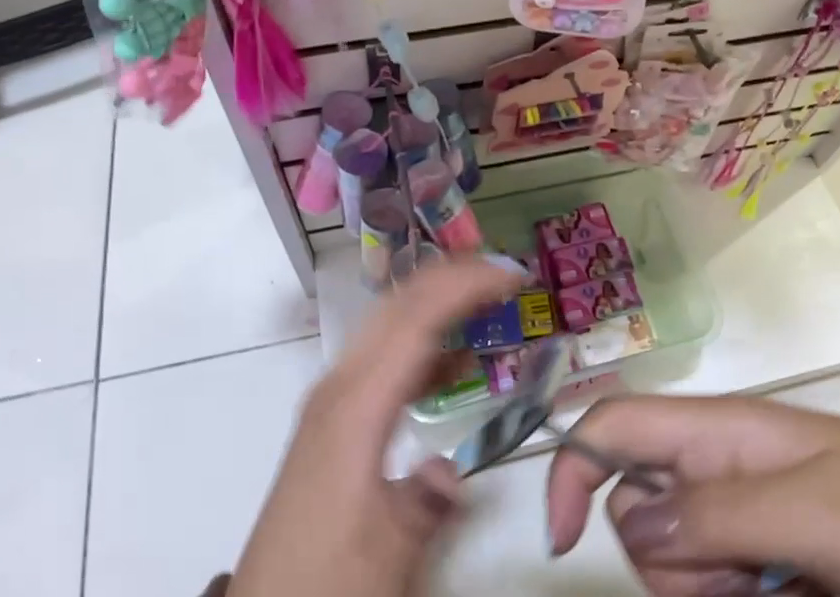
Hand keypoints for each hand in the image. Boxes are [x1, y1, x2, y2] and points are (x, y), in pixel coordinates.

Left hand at [227, 260, 525, 596]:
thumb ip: (426, 501)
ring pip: (387, 327)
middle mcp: (340, 388)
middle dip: (450, 279)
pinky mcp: (334, 418)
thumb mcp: (388, 550)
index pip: (414, 320)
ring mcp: (333, 400)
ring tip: (486, 301)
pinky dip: (420, 344)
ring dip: (435, 305)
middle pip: (397, 308)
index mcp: (356, 406)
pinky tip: (451, 361)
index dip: (463, 286)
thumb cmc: (328, 579)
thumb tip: (450, 469)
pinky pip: (381, 358)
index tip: (511, 275)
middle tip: (503, 273)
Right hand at [546, 396, 839, 596]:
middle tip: (743, 580)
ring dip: (704, 588)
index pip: (616, 425)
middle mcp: (727, 467)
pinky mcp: (777, 561)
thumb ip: (713, 515)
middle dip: (668, 558)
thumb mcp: (815, 514)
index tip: (564, 543)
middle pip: (637, 508)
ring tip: (783, 591)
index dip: (572, 469)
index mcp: (725, 432)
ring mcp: (754, 516)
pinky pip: (717, 585)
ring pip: (675, 557)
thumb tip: (627, 523)